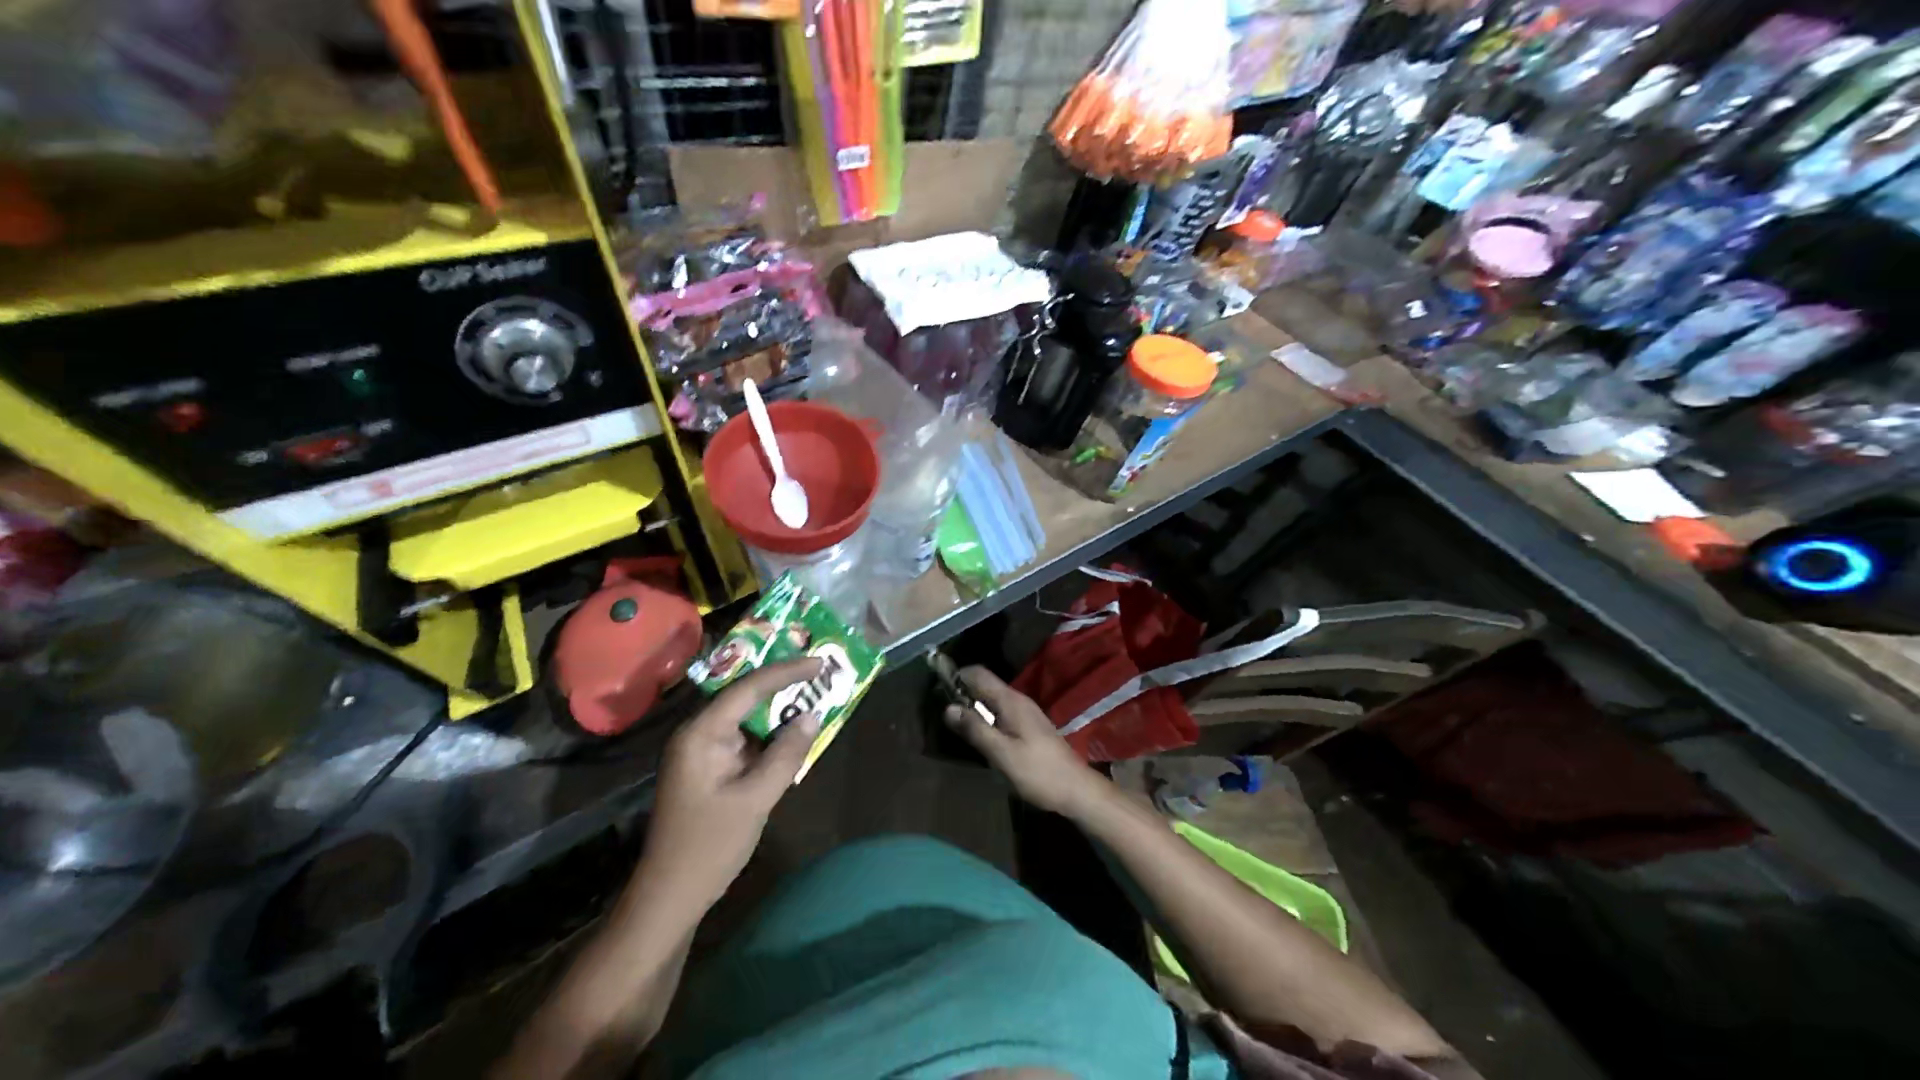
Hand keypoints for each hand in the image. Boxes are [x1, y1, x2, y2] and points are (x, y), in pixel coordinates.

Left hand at [642, 659, 823, 906]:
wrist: (671, 896)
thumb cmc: (710, 846)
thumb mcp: (755, 799)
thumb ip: (786, 754)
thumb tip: (812, 716)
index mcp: (701, 734)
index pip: (748, 688)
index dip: (786, 672)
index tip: (820, 662)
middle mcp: (699, 734)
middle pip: (745, 697)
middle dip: (783, 683)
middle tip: (820, 671)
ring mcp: (704, 752)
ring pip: (747, 719)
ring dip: (779, 710)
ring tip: (816, 694)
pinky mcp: (712, 769)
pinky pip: (746, 741)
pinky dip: (771, 736)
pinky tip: (796, 732)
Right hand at [942, 666, 1110, 817]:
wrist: (1076, 790)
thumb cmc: (1038, 772)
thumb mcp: (1001, 753)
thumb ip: (975, 729)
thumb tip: (948, 708)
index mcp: (1011, 701)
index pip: (979, 674)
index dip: (957, 676)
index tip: (937, 689)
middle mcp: (1018, 701)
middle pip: (985, 686)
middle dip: (962, 693)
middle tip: (941, 711)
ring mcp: (1026, 714)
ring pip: (992, 701)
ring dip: (973, 707)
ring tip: (954, 724)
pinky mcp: (1029, 728)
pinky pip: (1001, 713)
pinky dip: (986, 718)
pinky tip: (978, 736)